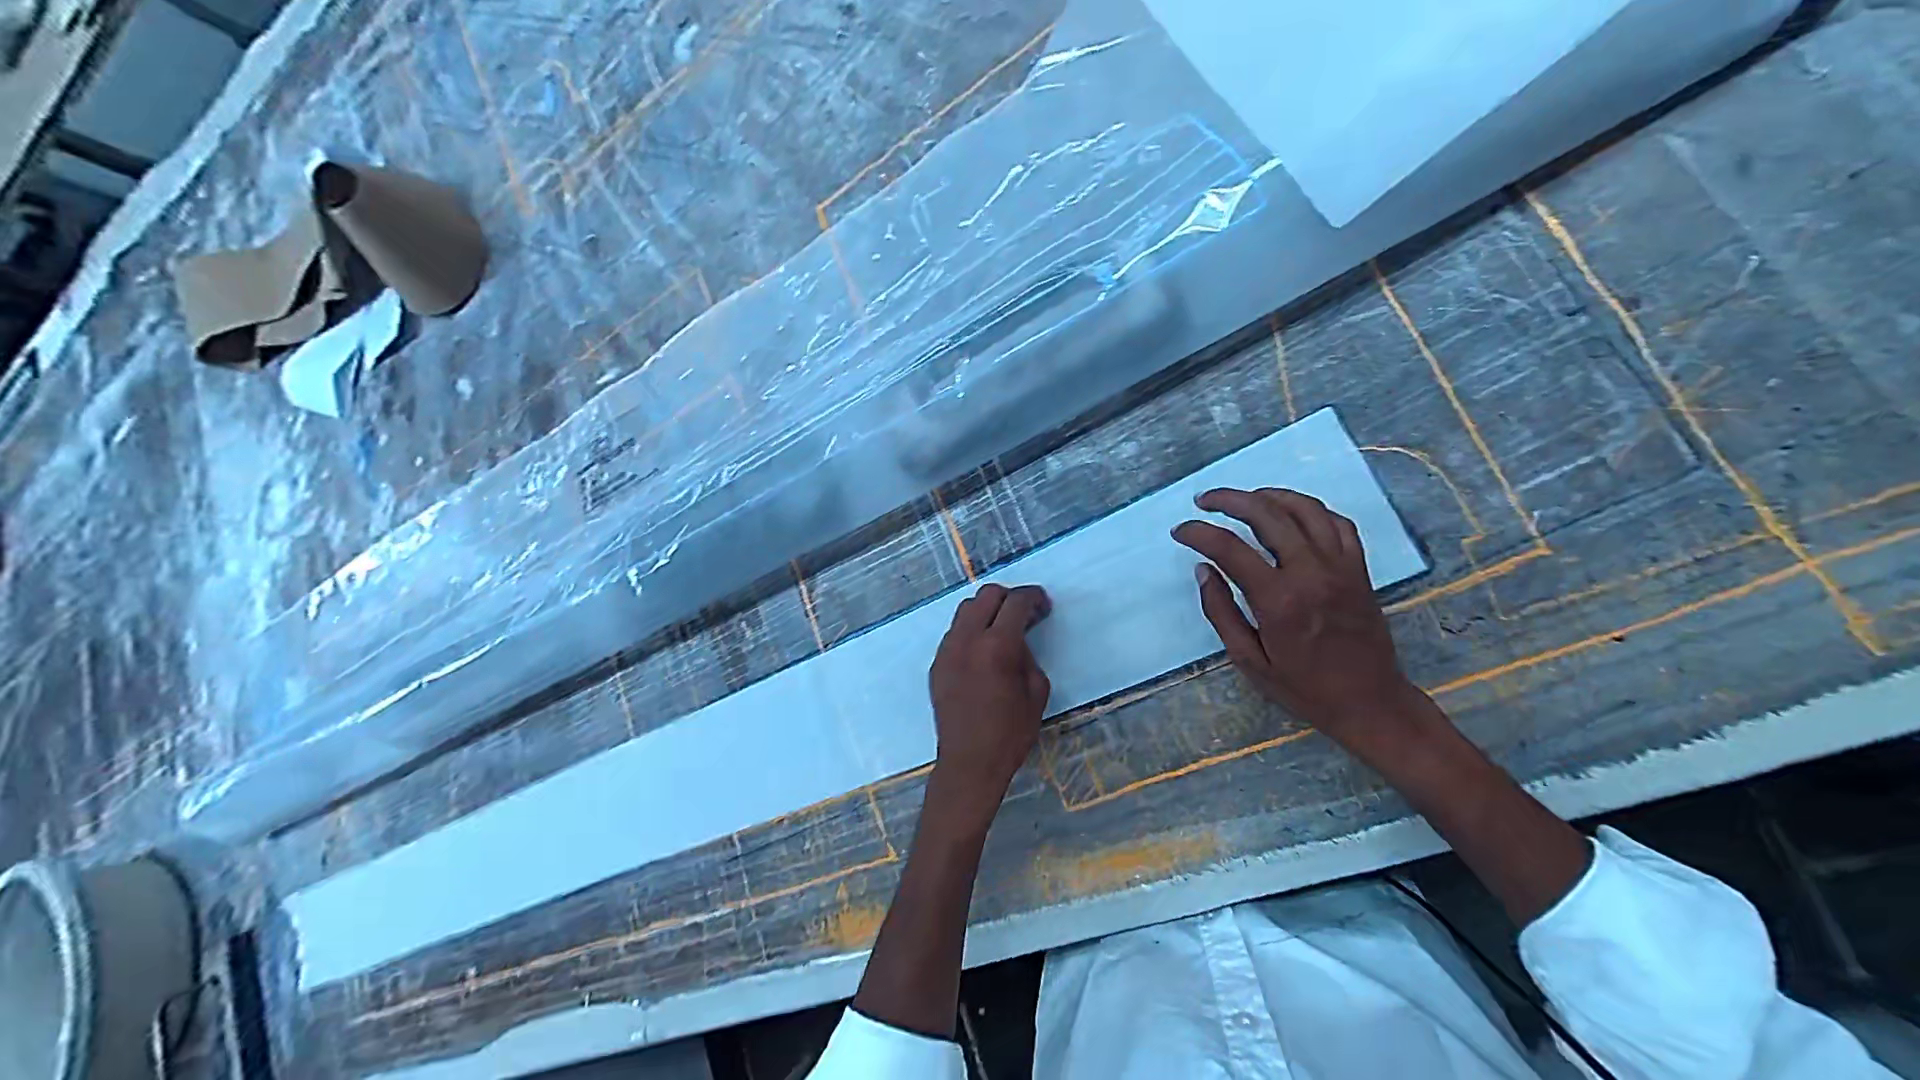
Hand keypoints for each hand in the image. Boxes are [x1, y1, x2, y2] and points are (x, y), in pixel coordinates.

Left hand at [927, 583, 1052, 822]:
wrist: (970, 762)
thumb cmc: (1010, 732)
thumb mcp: (1037, 691)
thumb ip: (1028, 656)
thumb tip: (1018, 641)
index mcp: (997, 646)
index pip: (1015, 602)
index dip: (1034, 598)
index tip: (1044, 606)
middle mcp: (967, 640)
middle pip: (987, 595)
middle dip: (1010, 597)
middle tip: (1026, 614)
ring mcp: (947, 650)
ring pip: (966, 610)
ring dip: (988, 611)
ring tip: (1003, 629)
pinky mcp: (937, 664)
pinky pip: (955, 633)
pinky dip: (972, 630)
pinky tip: (984, 650)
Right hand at [1173, 488, 1425, 750]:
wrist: (1370, 702)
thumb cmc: (1304, 688)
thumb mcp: (1249, 660)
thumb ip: (1221, 612)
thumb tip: (1203, 570)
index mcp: (1278, 600)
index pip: (1229, 548)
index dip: (1199, 533)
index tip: (1181, 530)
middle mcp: (1311, 573)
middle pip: (1267, 514)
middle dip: (1229, 500)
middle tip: (1205, 500)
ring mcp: (1341, 567)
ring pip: (1305, 509)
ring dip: (1269, 495)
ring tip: (1245, 499)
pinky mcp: (1359, 569)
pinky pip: (1337, 523)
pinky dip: (1310, 510)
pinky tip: (1291, 514)